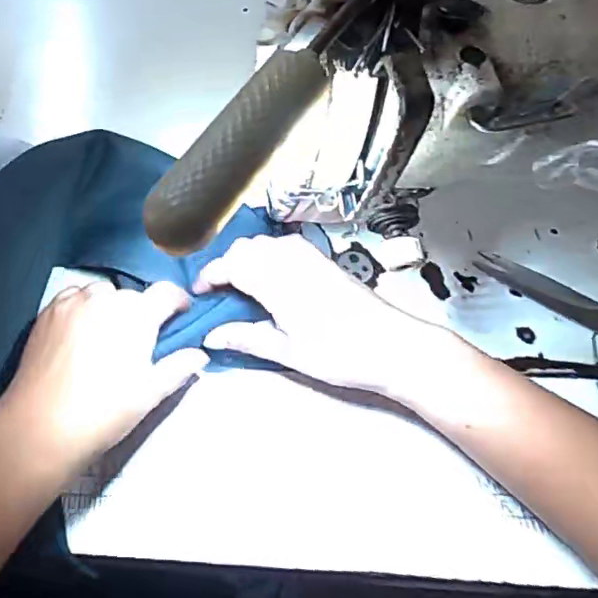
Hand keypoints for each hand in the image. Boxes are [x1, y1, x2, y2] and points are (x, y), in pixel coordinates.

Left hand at [0, 281, 209, 477]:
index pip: (166, 292)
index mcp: (135, 315)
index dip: (177, 301)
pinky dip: (81, 308)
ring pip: (100, 294)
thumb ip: (177, 367)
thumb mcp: (149, 393)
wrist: (41, 424)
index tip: (179, 315)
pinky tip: (80, 334)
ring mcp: (71, 302)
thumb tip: (199, 354)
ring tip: (106, 337)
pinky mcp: (46, 311)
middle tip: (138, 341)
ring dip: (109, 307)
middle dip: (140, 312)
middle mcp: (103, 299)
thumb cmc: (103, 412)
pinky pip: (72, 298)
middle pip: (131, 295)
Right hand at [193, 235, 468, 404]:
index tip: (198, 292)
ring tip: (239, 283)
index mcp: (280, 284)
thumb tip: (211, 336)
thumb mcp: (291, 354)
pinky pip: (282, 245)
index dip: (209, 276)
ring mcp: (310, 258)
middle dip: (225, 265)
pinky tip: (268, 276)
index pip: (231, 266)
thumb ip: (247, 339)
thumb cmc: (345, 355)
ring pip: (263, 243)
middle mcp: (293, 263)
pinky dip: (265, 254)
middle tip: (217, 291)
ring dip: (244, 257)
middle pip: (244, 249)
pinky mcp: (323, 261)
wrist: (398, 347)